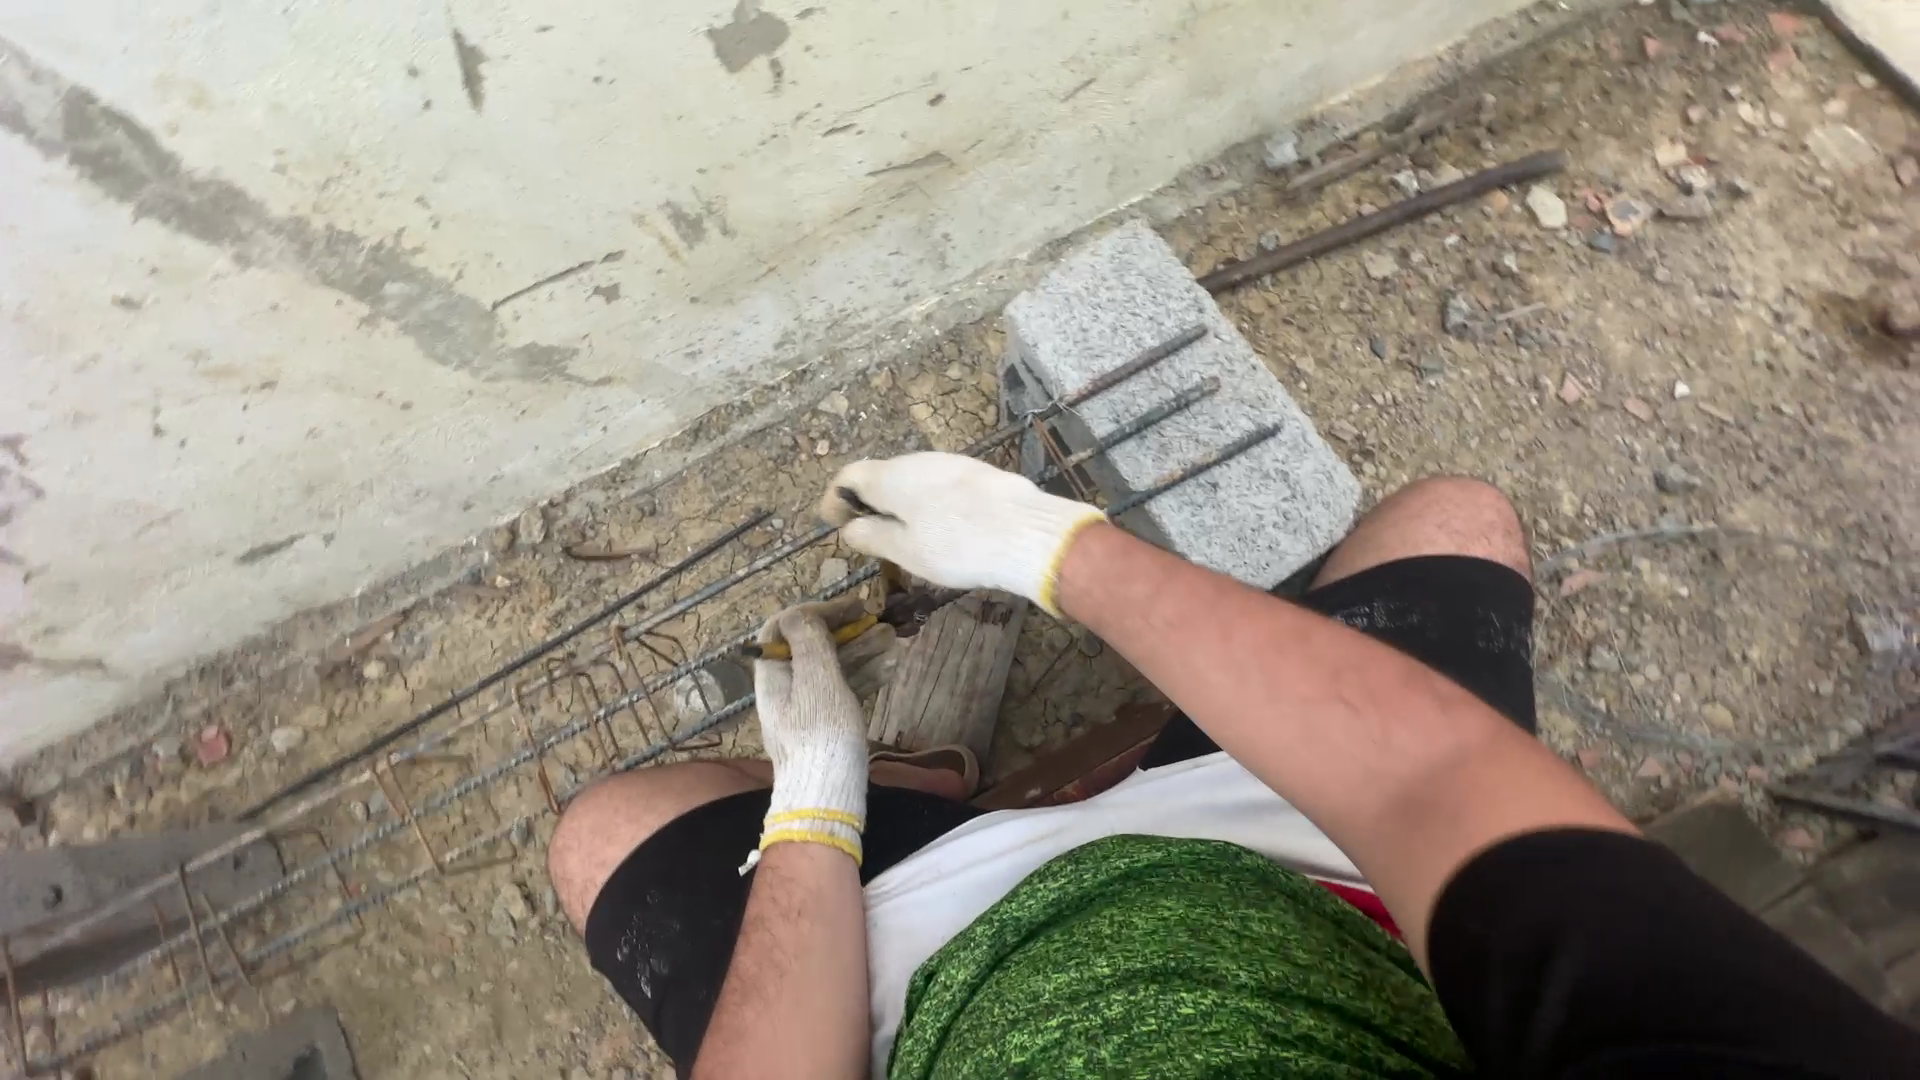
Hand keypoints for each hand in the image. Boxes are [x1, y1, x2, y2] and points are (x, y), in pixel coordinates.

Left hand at [749, 600, 870, 867]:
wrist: (825, 797)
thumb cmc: (821, 735)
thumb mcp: (817, 680)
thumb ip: (810, 641)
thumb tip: (802, 613)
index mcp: (774, 674)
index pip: (786, 627)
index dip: (818, 610)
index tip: (852, 606)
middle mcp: (786, 687)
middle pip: (813, 645)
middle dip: (848, 630)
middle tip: (880, 621)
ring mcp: (806, 708)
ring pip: (834, 666)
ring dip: (863, 649)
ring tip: (895, 639)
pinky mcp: (826, 725)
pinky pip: (844, 688)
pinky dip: (866, 674)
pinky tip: (892, 666)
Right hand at [820, 453, 1106, 614]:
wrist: (1028, 534)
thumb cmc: (958, 546)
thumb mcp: (906, 550)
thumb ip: (873, 536)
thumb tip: (850, 529)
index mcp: (893, 477)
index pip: (849, 476)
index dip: (835, 499)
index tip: (833, 523)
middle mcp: (919, 462)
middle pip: (882, 475)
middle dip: (868, 501)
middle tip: (867, 532)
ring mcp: (952, 463)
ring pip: (913, 479)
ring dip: (899, 502)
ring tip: (904, 534)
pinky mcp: (979, 474)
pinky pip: (939, 485)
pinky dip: (927, 503)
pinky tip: (942, 528)